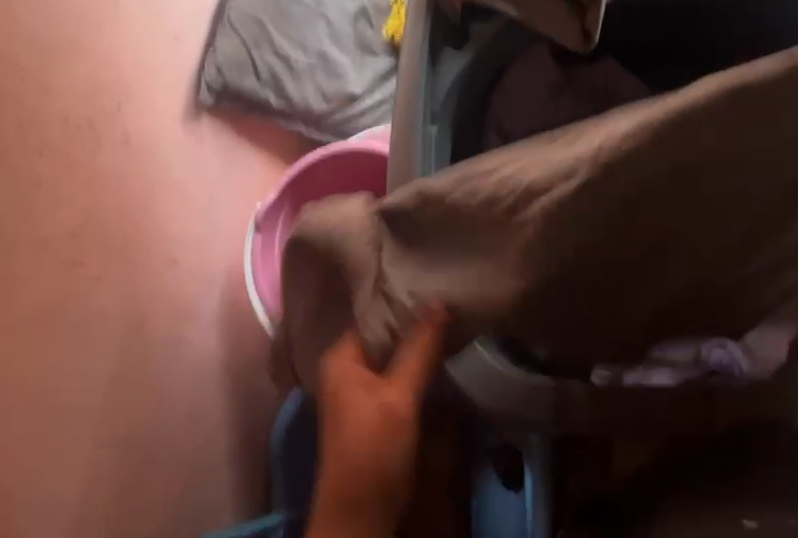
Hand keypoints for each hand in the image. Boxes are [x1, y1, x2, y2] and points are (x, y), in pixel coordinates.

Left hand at [309, 309, 448, 537]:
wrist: (360, 516)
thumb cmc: (372, 451)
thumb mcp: (399, 395)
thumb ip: (420, 347)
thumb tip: (441, 300)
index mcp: (341, 358)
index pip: (376, 313)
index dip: (407, 300)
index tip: (441, 283)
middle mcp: (347, 368)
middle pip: (387, 333)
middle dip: (418, 321)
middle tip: (455, 298)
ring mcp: (361, 389)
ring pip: (396, 354)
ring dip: (422, 343)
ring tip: (456, 319)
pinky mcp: (377, 408)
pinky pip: (400, 373)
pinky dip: (420, 364)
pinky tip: (445, 353)